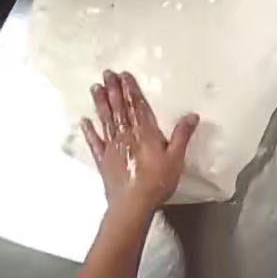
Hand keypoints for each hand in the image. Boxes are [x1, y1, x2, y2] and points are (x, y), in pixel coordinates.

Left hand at [80, 70, 198, 211]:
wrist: (132, 204)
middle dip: (114, 90)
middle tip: (106, 73)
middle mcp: (126, 135)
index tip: (124, 75)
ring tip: (96, 88)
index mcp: (145, 133)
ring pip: (106, 120)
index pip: (137, 106)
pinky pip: (95, 142)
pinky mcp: (103, 160)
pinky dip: (89, 131)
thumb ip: (182, 135)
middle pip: (119, 108)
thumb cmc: (157, 181)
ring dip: (101, 103)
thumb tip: (192, 115)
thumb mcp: (176, 158)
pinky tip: (84, 121)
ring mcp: (112, 147)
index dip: (131, 90)